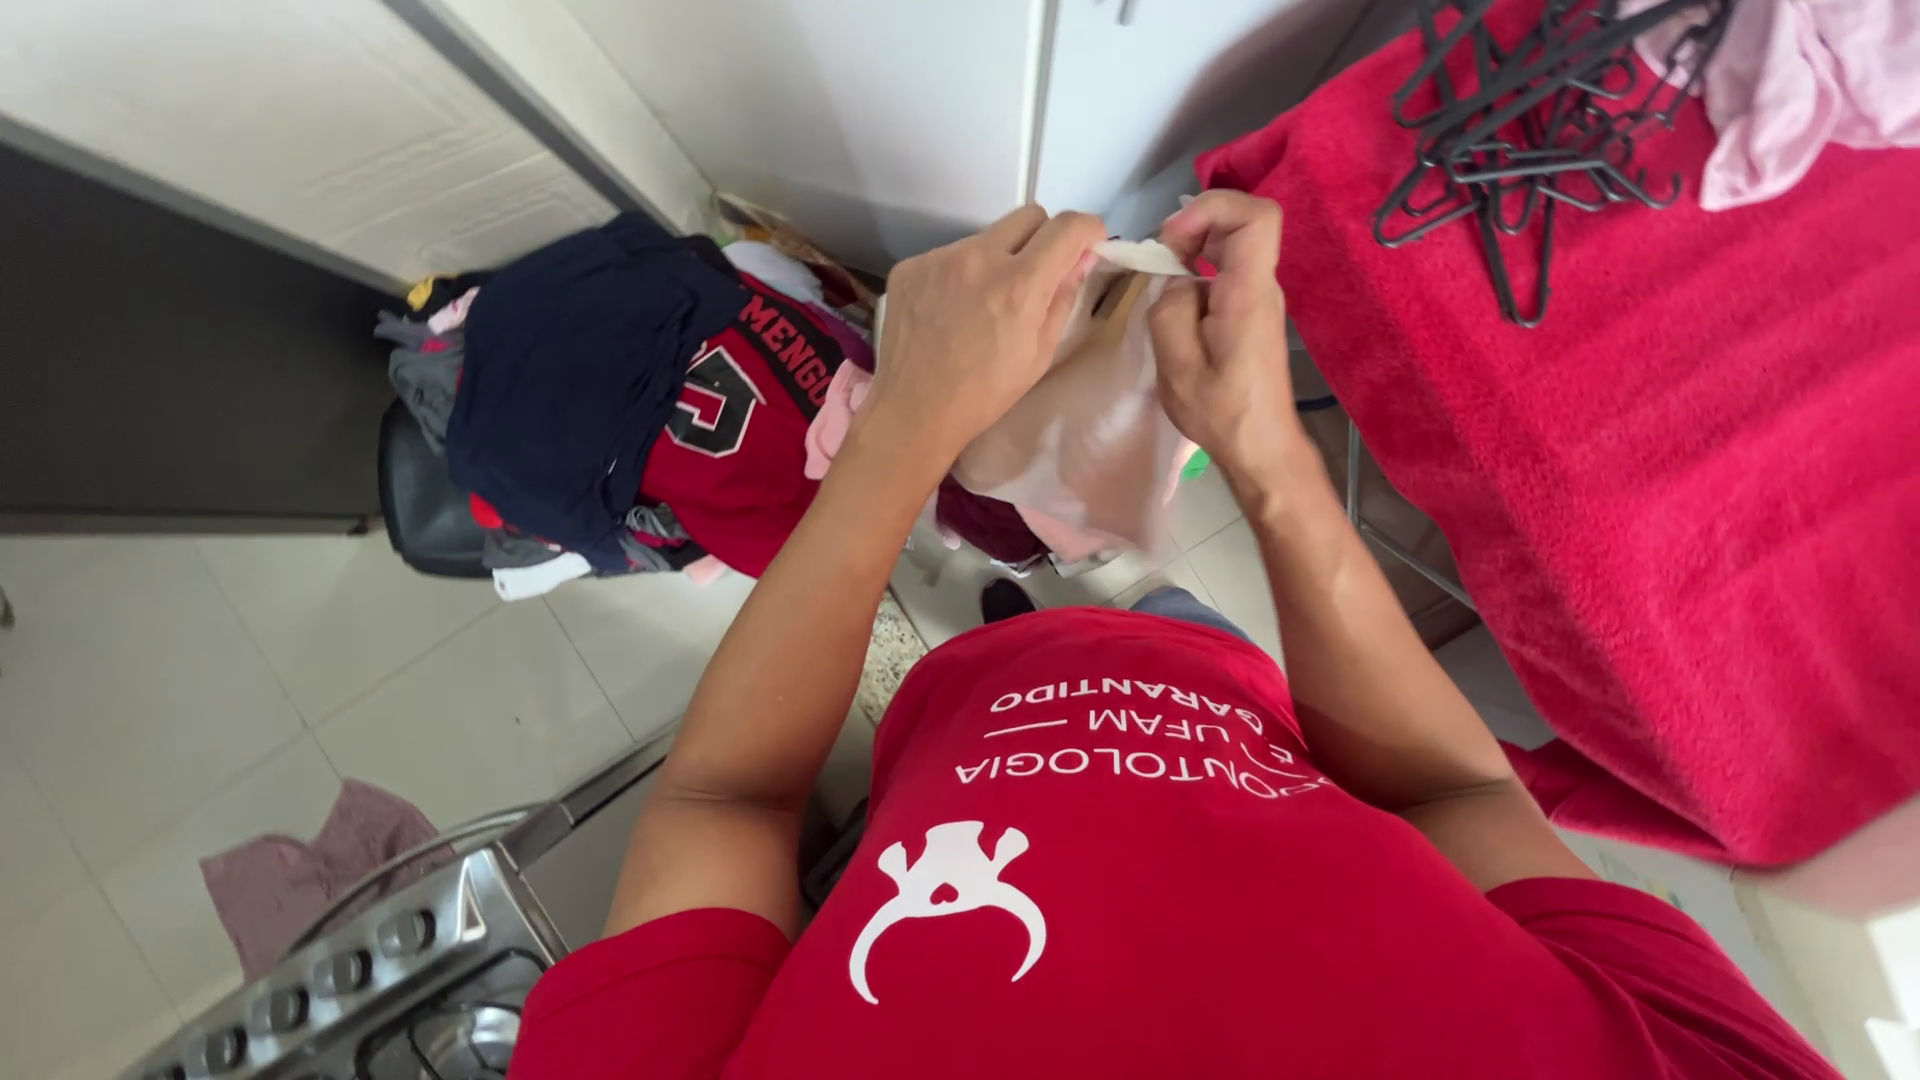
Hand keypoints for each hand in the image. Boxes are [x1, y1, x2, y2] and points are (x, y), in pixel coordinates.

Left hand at [863, 205, 1105, 462]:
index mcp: (1018, 285)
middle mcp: (978, 258)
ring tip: (981, 305)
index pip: (1067, 227)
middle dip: (1043, 239)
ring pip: (984, 238)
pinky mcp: (910, 267)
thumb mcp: (1038, 355)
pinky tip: (948, 312)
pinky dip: (957, 275)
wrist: (914, 412)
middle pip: (1028, 217)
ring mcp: (938, 258)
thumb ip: (1063, 298)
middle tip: (1036, 276)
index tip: (1089, 245)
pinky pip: (948, 255)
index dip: (1088, 231)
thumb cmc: (984, 395)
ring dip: (995, 260)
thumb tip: (1080, 260)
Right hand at [1148, 191, 1312, 486]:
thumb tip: (1176, 283)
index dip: (1211, 208)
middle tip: (1161, 259)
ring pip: (1230, 248)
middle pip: (1241, 223)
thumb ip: (1169, 312)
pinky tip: (1176, 312)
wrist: (1260, 446)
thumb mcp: (1177, 367)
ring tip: (1162, 286)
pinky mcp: (1250, 314)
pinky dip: (1196, 276)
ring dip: (1192, 253)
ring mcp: (1259, 299)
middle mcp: (1261, 287)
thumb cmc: (1220, 412)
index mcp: (1248, 294)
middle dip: (1194, 227)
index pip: (1255, 216)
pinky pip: (1225, 274)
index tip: (1173, 240)